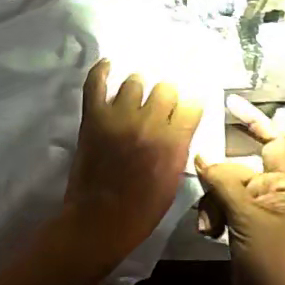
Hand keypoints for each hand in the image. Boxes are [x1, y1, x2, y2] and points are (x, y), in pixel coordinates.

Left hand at [60, 59, 203, 264]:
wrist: (100, 219)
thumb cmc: (142, 209)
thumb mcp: (174, 179)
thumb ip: (178, 147)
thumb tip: (178, 125)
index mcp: (174, 142)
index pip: (191, 104)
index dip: (189, 106)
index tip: (184, 109)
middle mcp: (148, 122)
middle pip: (165, 88)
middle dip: (165, 96)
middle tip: (158, 106)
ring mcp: (118, 116)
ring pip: (135, 82)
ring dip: (138, 88)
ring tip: (134, 96)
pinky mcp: (93, 116)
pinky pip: (95, 83)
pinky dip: (101, 71)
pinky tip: (108, 65)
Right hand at [197, 96, 284, 284]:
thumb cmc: (272, 258)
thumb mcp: (246, 214)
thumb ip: (223, 181)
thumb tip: (202, 156)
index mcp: (284, 185)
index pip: (274, 140)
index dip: (255, 119)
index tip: (229, 103)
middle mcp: (272, 194)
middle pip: (238, 166)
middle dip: (217, 176)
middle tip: (201, 182)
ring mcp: (257, 214)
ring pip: (224, 188)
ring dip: (211, 201)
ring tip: (208, 224)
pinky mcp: (244, 230)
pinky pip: (221, 209)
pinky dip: (211, 216)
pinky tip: (208, 232)